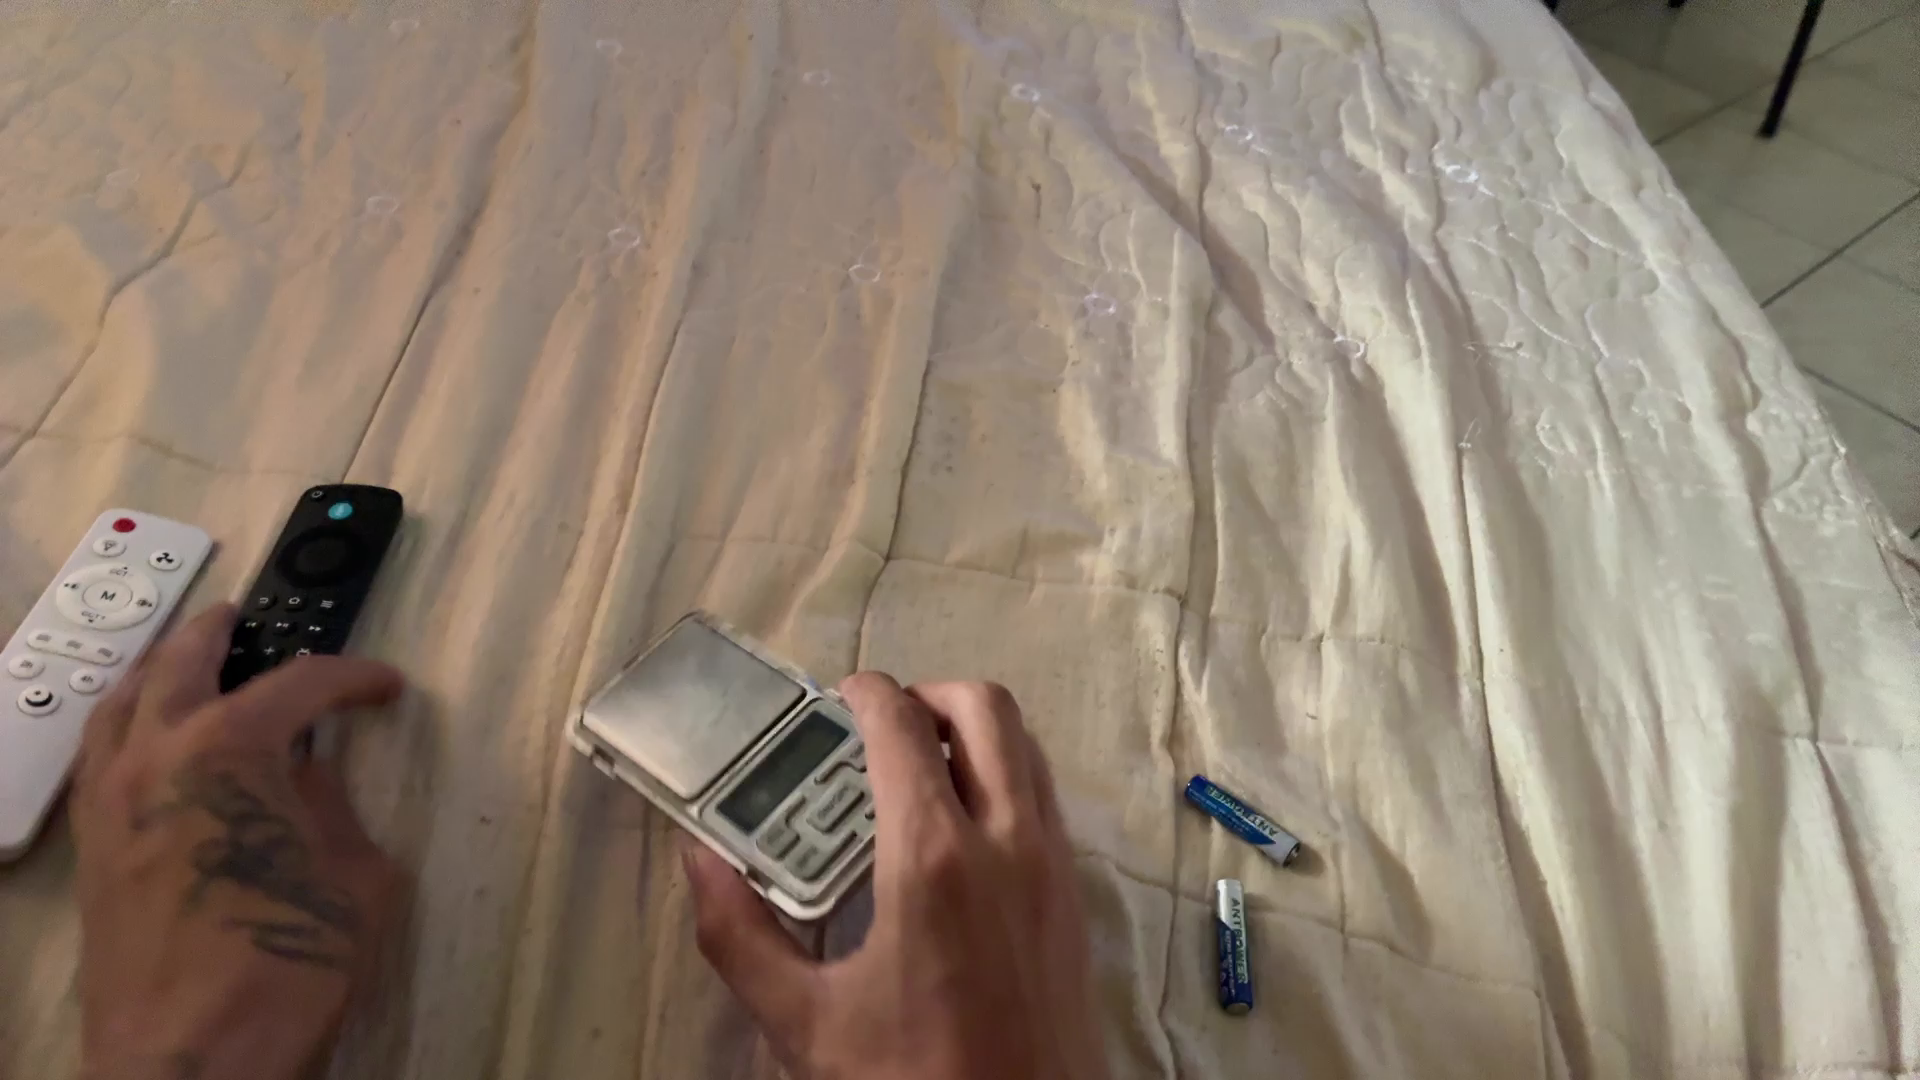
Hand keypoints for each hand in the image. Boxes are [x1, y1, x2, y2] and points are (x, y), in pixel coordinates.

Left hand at [72, 604, 404, 1079]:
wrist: (196, 1057)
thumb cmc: (297, 951)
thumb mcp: (355, 866)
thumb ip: (330, 804)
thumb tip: (309, 770)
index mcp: (232, 754)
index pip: (300, 683)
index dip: (355, 677)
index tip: (387, 688)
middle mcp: (157, 764)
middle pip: (180, 666)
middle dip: (222, 632)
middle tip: (256, 613)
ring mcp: (111, 807)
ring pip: (119, 706)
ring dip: (162, 670)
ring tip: (197, 655)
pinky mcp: (93, 849)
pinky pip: (103, 756)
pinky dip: (133, 723)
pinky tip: (160, 733)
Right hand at [684, 674, 1108, 1079]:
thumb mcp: (805, 1024)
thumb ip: (738, 934)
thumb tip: (698, 858)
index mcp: (933, 855)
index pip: (903, 725)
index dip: (869, 691)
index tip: (842, 697)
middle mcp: (1006, 834)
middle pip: (986, 705)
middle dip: (931, 693)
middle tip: (886, 727)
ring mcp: (1053, 855)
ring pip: (1024, 740)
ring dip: (974, 728)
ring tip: (924, 761)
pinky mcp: (1076, 884)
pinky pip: (1044, 787)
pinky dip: (1006, 768)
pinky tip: (965, 819)